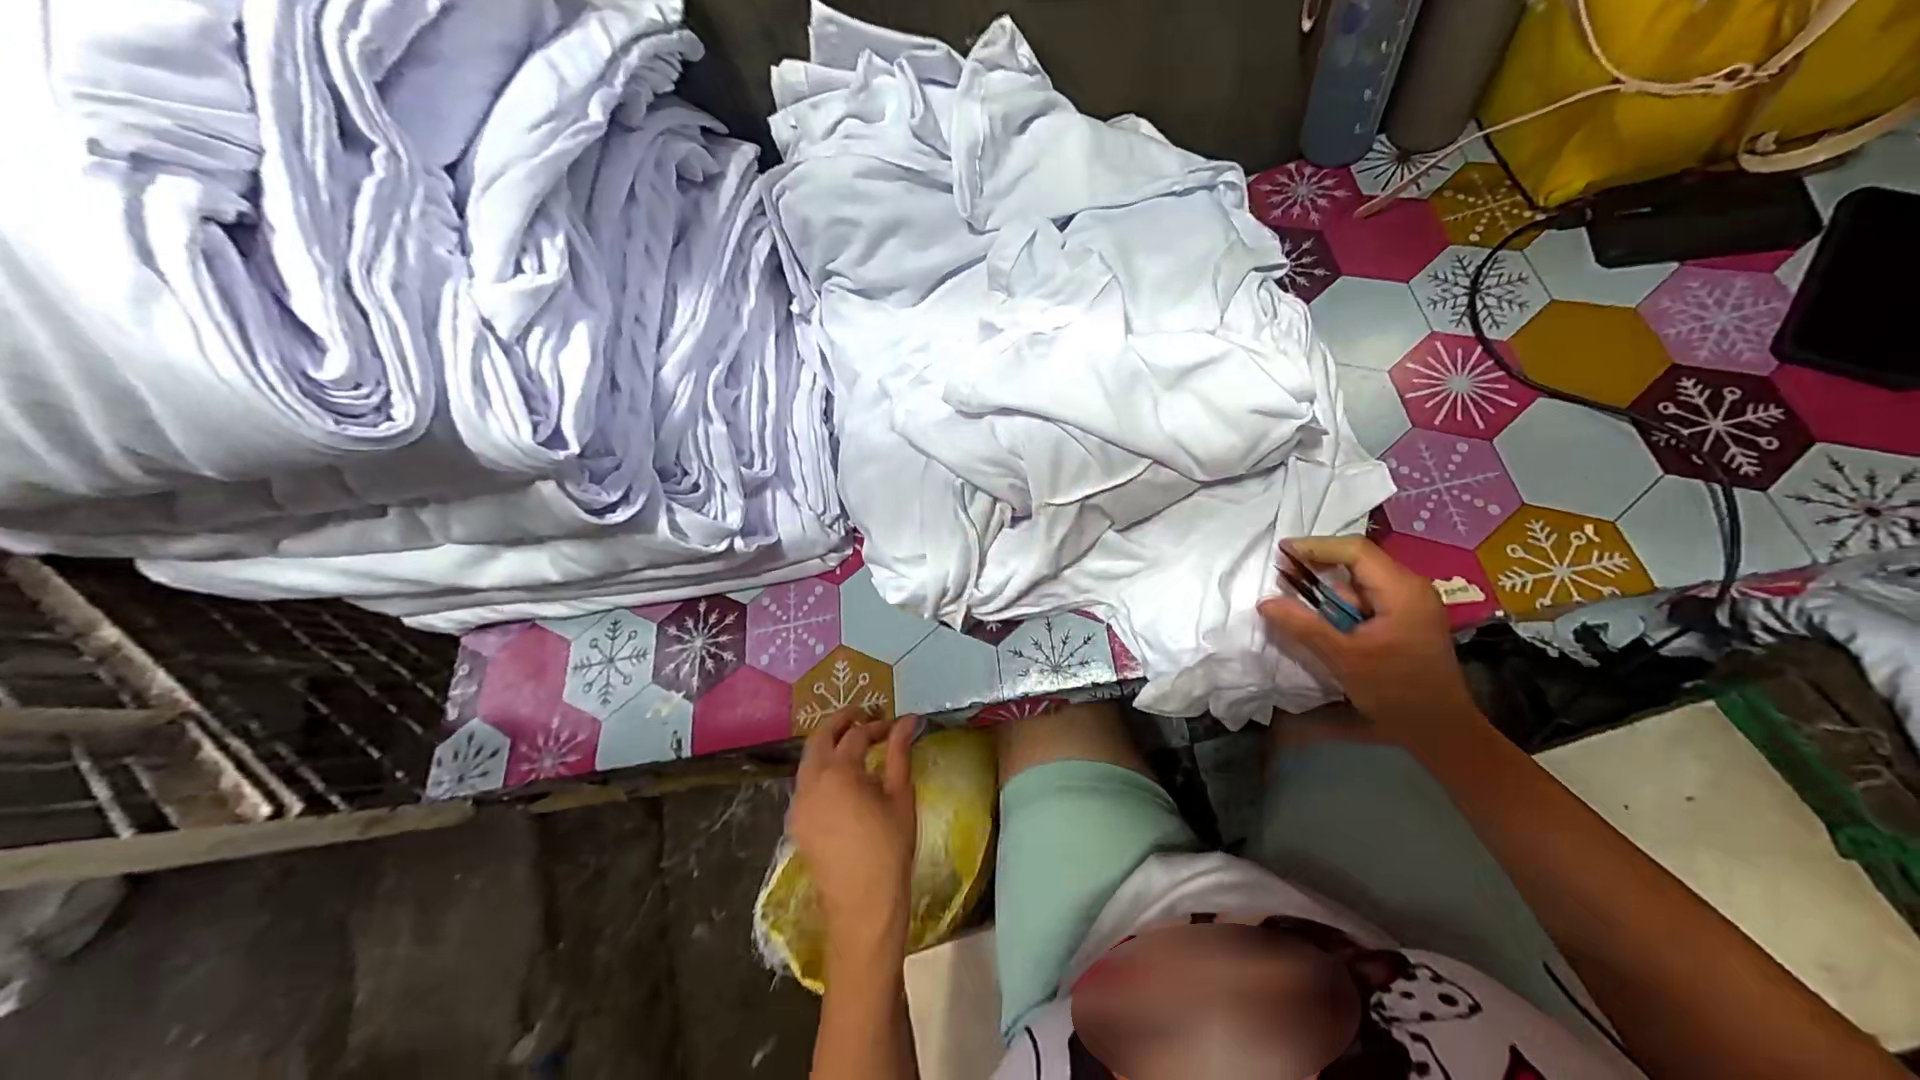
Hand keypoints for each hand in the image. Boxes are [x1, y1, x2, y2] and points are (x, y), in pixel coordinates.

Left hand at [790, 709, 918, 962]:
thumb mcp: (900, 796)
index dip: (876, 726)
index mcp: (838, 772)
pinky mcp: (796, 822)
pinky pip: (805, 784)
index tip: (894, 726)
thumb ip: (899, 753)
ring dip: (828, 745)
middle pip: (819, 737)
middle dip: (841, 722)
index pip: (856, 735)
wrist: (863, 903)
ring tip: (854, 745)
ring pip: (808, 760)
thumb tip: (908, 720)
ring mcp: (798, 803)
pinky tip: (841, 779)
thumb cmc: (890, 848)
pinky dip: (820, 770)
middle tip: (863, 716)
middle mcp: (810, 781)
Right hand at [1259, 536, 1484, 743]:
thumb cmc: (1395, 691)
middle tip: (1283, 572)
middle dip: (1318, 563)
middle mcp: (1411, 587)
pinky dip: (1342, 600)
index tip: (1281, 553)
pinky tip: (1322, 614)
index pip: (1355, 551)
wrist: (1441, 729)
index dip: (1315, 547)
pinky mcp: (1407, 616)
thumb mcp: (1342, 658)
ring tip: (1296, 593)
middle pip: (1359, 560)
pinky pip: (1368, 596)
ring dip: (1329, 585)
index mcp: (1401, 591)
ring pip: (1361, 579)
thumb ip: (1303, 626)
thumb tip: (1265, 602)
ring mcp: (1411, 602)